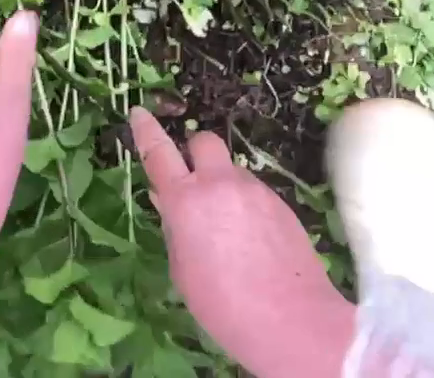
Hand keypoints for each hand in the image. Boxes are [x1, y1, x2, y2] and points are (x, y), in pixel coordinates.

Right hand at [130, 107, 356, 377]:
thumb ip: (174, 228)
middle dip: (195, 154)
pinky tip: (255, 240)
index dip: (146, 129)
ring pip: (232, 170)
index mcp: (185, 200)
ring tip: (230, 229)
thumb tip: (166, 200)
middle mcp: (219, 183)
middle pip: (203, 141)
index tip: (139, 112)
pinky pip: (254, 191)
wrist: (294, 322)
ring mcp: (253, 189)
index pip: (158, 152)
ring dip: (224, 185)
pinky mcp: (280, 201)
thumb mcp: (183, 270)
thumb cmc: (224, 305)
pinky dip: (246, 204)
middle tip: (195, 182)